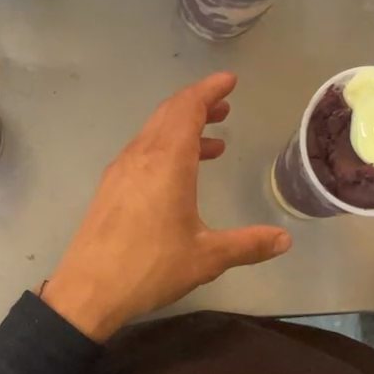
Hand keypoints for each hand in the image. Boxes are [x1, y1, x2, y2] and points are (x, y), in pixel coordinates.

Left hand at [41, 73, 292, 340]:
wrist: (89, 291)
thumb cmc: (151, 268)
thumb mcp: (207, 257)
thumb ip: (248, 245)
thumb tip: (285, 240)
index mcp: (167, 162)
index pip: (188, 109)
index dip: (209, 90)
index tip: (229, 81)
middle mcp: (141, 157)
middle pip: (168, 114)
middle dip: (197, 105)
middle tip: (224, 107)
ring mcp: (120, 172)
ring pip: (153, 134)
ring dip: (182, 129)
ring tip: (213, 144)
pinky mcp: (110, 190)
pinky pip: (141, 153)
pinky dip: (165, 150)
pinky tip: (179, 176)